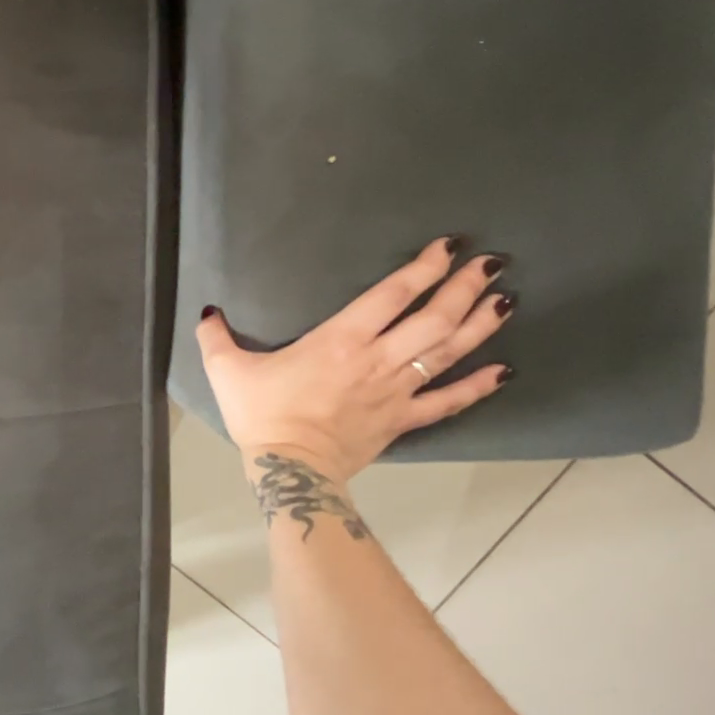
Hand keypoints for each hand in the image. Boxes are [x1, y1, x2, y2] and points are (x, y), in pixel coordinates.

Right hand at [196, 236, 515, 484]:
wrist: (290, 467)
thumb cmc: (260, 413)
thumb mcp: (226, 368)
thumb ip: (215, 336)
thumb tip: (209, 313)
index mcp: (340, 340)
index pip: (391, 295)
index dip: (422, 268)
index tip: (447, 247)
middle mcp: (377, 359)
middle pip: (433, 318)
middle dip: (464, 288)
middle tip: (491, 263)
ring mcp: (396, 391)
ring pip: (448, 352)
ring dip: (479, 324)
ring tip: (504, 299)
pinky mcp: (402, 419)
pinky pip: (449, 401)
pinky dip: (479, 386)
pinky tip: (505, 370)